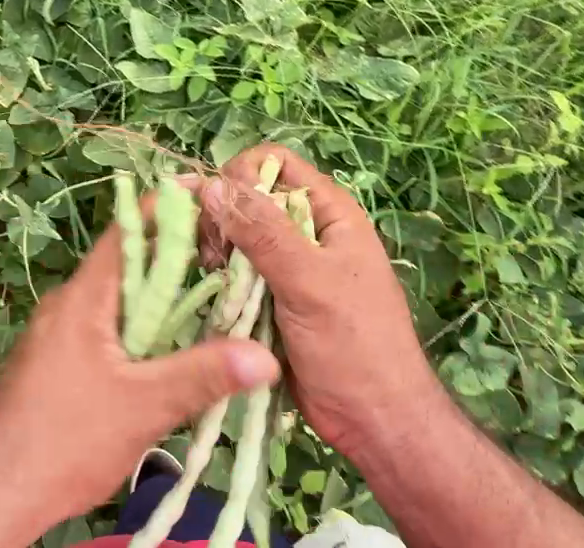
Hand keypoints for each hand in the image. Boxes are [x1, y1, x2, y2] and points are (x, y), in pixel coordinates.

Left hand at [0, 224, 279, 547]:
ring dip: (161, 300)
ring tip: (214, 302)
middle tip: (228, 256)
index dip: (163, 207)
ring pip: (118, 302)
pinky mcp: (58, 362)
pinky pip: (106, 330)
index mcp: (82, 297)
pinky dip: (140, 330)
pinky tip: (171, 352)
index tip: (205, 192)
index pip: (125, 232)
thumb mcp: (142, 408)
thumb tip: (265, 356)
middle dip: (175, 258)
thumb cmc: (64, 440)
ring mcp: (59, 334)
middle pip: (127, 265)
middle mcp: (68, 304)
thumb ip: (202, 376)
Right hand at [196, 144, 447, 461]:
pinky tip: (213, 288)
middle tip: (212, 251)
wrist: (373, 421)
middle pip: (247, 194)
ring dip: (217, 246)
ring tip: (212, 272)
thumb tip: (210, 185)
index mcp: (328, 211)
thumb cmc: (354, 347)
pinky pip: (234, 265)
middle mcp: (306, 228)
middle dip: (222, 215)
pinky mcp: (269, 292)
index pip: (272, 162)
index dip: (240, 175)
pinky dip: (219, 272)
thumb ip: (262, 232)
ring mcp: (286, 262)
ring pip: (235, 231)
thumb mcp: (309, 282)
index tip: (219, 209)